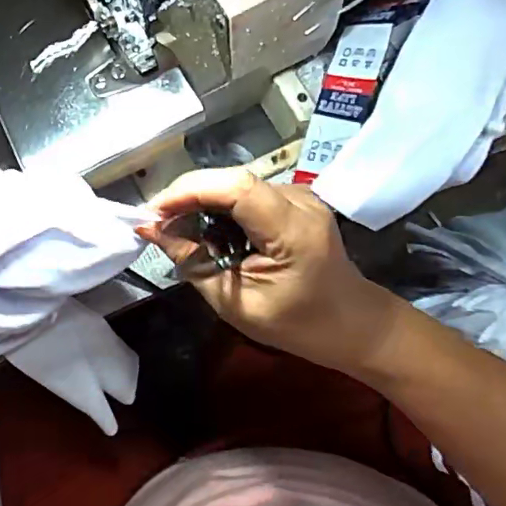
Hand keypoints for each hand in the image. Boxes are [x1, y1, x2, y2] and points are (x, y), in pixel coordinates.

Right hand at [141, 168, 404, 375]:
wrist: (355, 324)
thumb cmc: (300, 325)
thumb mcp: (237, 302)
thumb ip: (192, 262)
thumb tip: (150, 229)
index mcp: (293, 227)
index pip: (235, 187)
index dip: (189, 191)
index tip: (154, 214)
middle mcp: (299, 199)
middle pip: (231, 179)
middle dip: (187, 195)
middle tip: (156, 222)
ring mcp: (299, 195)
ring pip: (234, 183)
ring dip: (199, 200)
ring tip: (175, 227)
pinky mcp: (293, 199)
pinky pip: (245, 193)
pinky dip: (217, 206)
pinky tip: (204, 228)